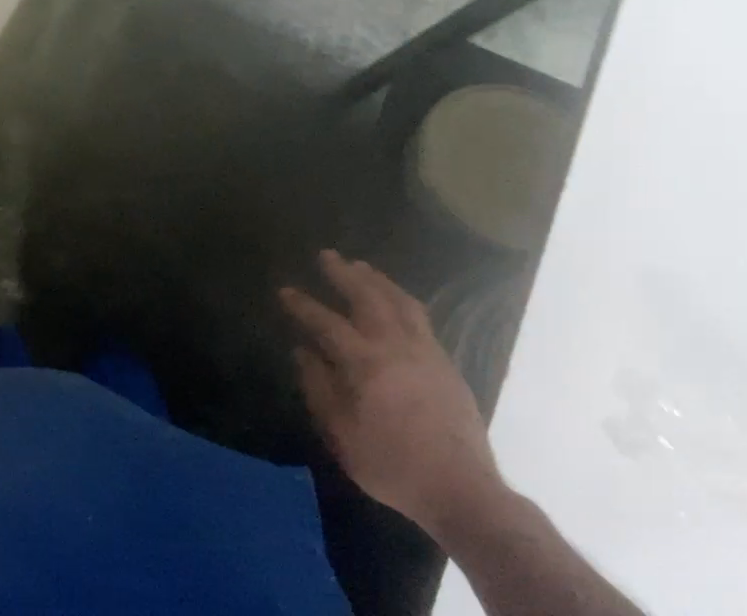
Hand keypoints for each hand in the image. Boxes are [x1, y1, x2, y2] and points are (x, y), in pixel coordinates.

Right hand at [281, 250, 504, 533]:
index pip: (327, 323)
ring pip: (401, 304)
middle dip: (345, 275)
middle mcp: (397, 348)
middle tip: (327, 256)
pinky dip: (402, 301)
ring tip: (362, 267)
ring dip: (378, 282)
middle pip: (369, 299)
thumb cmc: (392, 465)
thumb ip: (319, 388)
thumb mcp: (341, 434)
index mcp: (366, 364)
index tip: (284, 290)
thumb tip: (303, 352)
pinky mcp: (447, 366)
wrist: (462, 491)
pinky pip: (421, 319)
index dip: (303, 305)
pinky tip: (396, 303)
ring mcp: (427, 354)